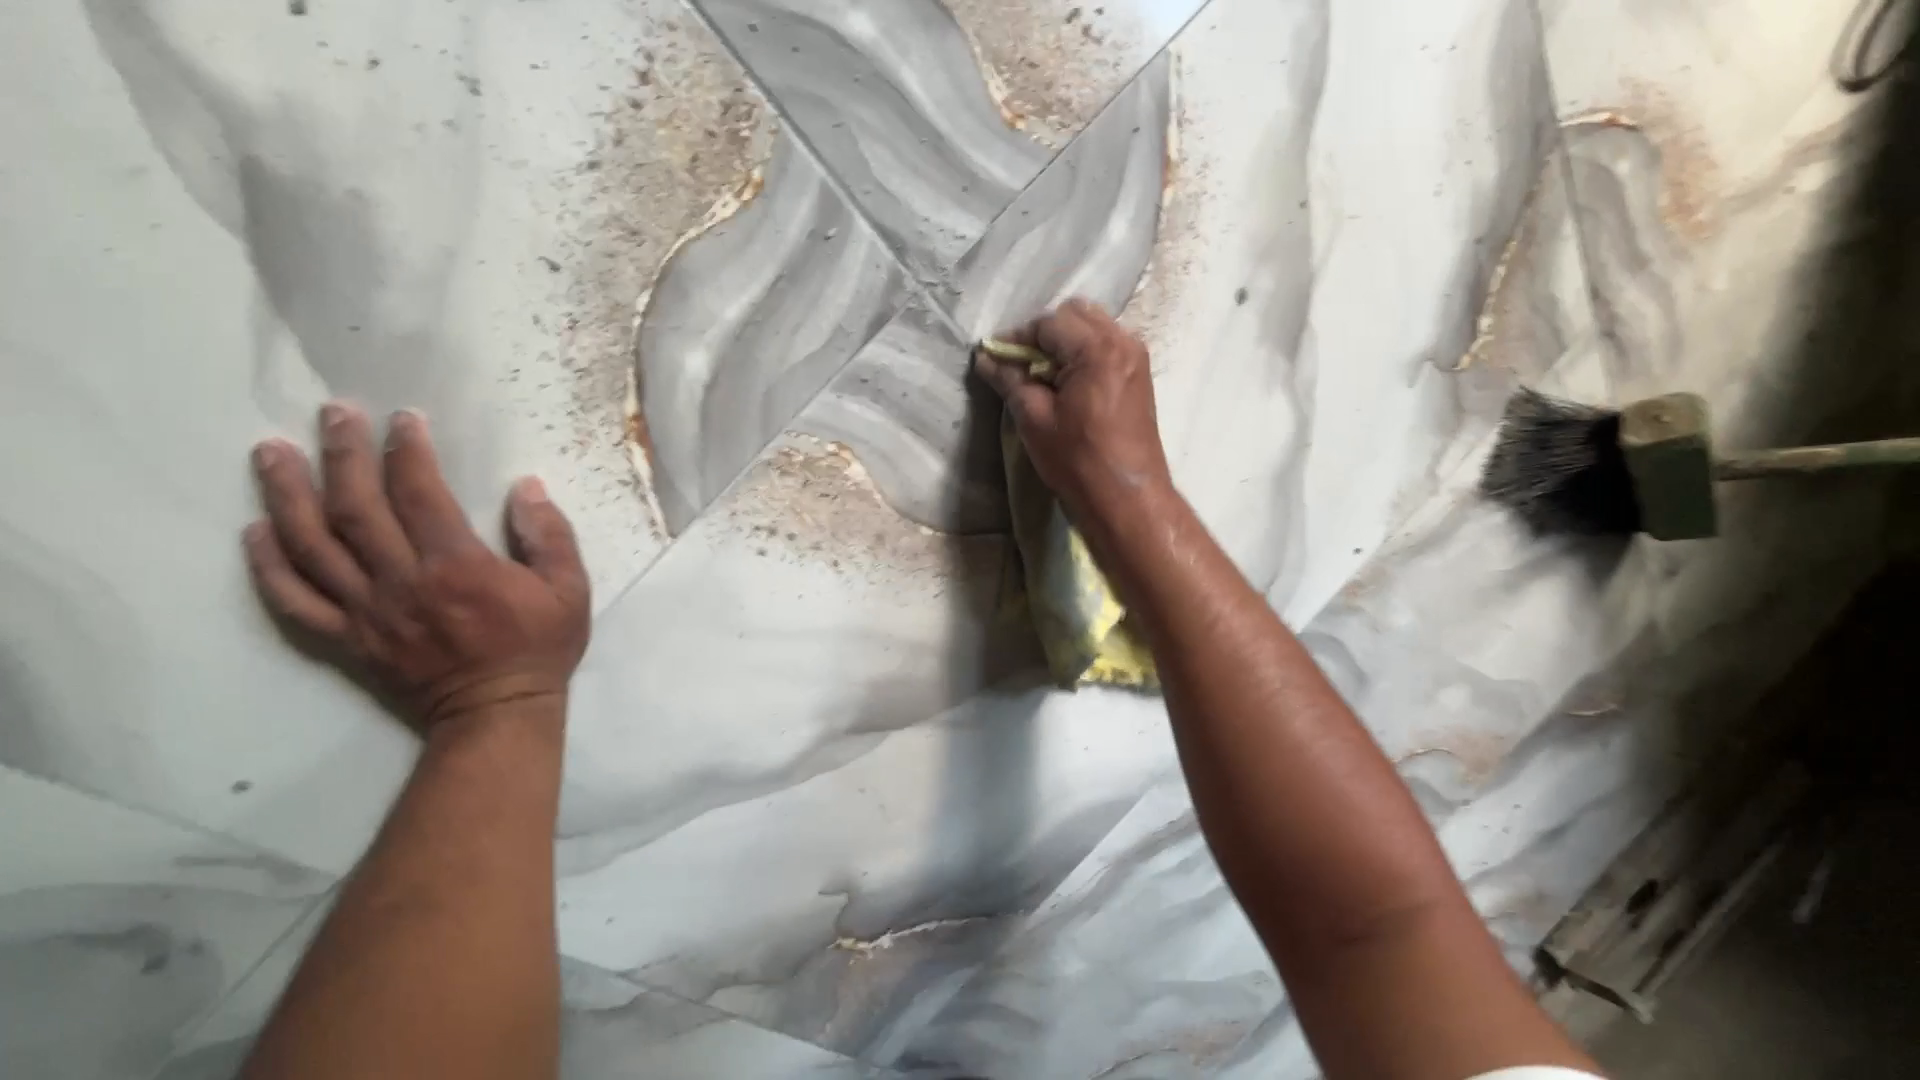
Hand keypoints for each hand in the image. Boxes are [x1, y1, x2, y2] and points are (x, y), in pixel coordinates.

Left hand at [244, 404, 589, 736]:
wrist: (496, 713)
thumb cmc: (538, 649)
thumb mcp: (569, 590)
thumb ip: (550, 536)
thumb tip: (525, 487)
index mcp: (456, 565)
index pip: (420, 493)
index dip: (408, 451)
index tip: (402, 419)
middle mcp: (401, 581)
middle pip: (356, 507)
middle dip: (342, 454)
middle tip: (332, 413)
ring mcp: (366, 611)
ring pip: (312, 546)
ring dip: (288, 495)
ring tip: (270, 453)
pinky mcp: (347, 639)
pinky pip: (295, 601)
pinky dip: (268, 565)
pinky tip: (254, 532)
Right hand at [974, 298, 1172, 527]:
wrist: (1127, 498)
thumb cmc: (1078, 461)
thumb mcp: (1034, 419)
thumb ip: (1010, 380)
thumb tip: (985, 358)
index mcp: (1098, 349)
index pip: (1049, 323)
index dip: (1017, 338)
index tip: (995, 358)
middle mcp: (1123, 342)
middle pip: (1075, 315)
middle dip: (1043, 334)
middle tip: (1019, 365)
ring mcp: (1136, 358)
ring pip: (1093, 327)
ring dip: (1064, 343)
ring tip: (1042, 376)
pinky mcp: (1139, 375)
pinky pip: (1106, 346)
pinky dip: (1083, 353)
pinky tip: (1065, 382)